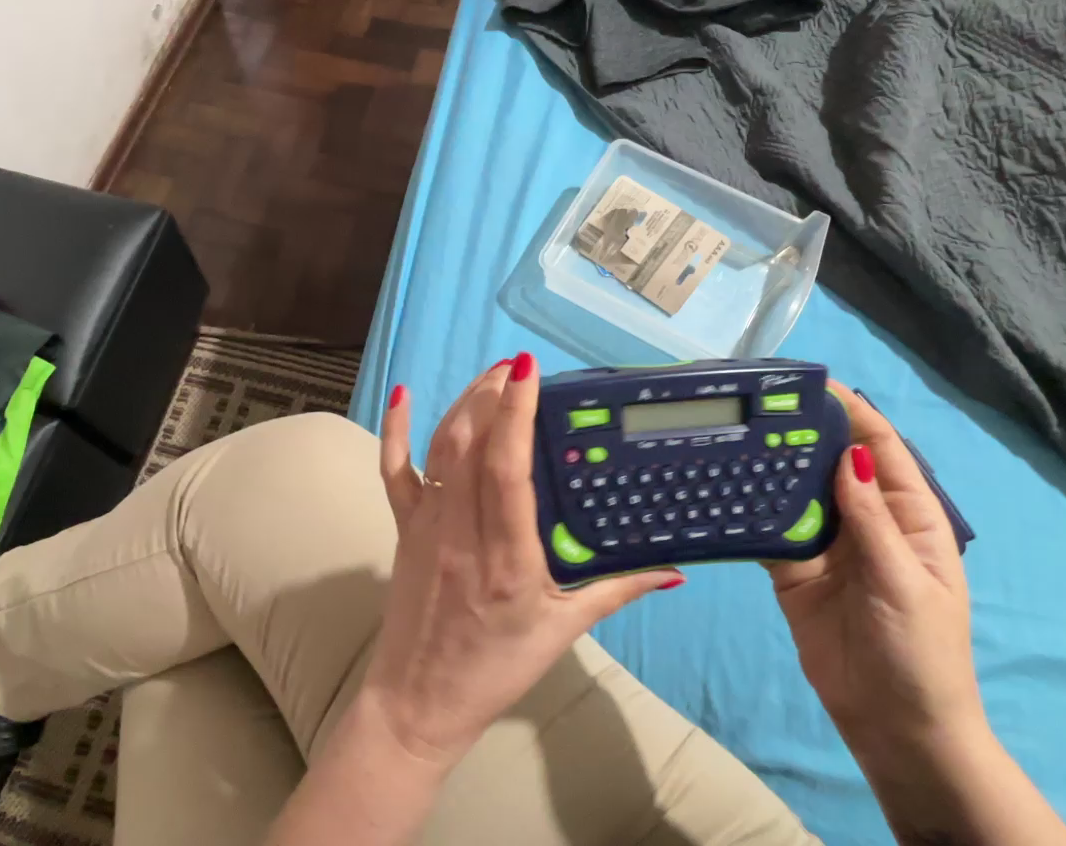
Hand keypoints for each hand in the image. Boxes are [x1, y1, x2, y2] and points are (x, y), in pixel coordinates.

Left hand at [360, 353, 681, 766]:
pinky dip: (396, 430)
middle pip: (471, 445)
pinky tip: (402, 393)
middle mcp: (462, 533)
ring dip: (462, 405)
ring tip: (490, 375)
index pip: (508, 470)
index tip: (528, 372)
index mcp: (507, 557)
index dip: (515, 414)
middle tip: (517, 365)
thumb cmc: (494, 669)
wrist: (418, 701)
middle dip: (491, 395)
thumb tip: (670, 569)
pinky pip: (394, 471)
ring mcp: (426, 526)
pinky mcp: (402, 528)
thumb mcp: (562, 632)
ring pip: (440, 450)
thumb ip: (615, 592)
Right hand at [767, 381, 981, 753]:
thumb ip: (872, 520)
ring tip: (736, 433)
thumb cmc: (920, 651)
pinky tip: (726, 487)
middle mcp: (865, 522)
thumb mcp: (904, 581)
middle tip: (759, 403)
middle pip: (832, 465)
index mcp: (909, 518)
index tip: (817, 382)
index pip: (882, 451)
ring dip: (773, 467)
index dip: (855, 413)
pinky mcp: (793, 571)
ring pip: (797, 493)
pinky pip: (772, 532)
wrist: (894, 724)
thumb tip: (847, 454)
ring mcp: (827, 546)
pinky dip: (751, 511)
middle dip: (804, 432)